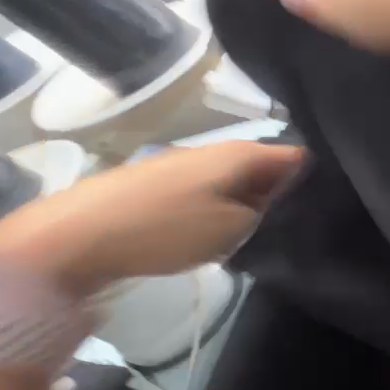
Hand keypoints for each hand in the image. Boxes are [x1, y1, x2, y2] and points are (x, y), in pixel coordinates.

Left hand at [0, 141, 304, 297]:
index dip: (316, 180)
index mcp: (241, 152)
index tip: (324, 208)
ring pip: (231, 180)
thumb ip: (271, 210)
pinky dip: (214, 207)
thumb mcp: (234, 228)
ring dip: (244, 202)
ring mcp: (179, 165)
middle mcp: (213, 149)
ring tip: (252, 234)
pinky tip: (209, 234)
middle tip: (292, 225)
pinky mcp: (151, 184)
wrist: (64, 240)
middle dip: (280, 192)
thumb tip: (290, 199)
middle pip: (264, 168)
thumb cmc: (162, 230)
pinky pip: (202, 191)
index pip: (299, 157)